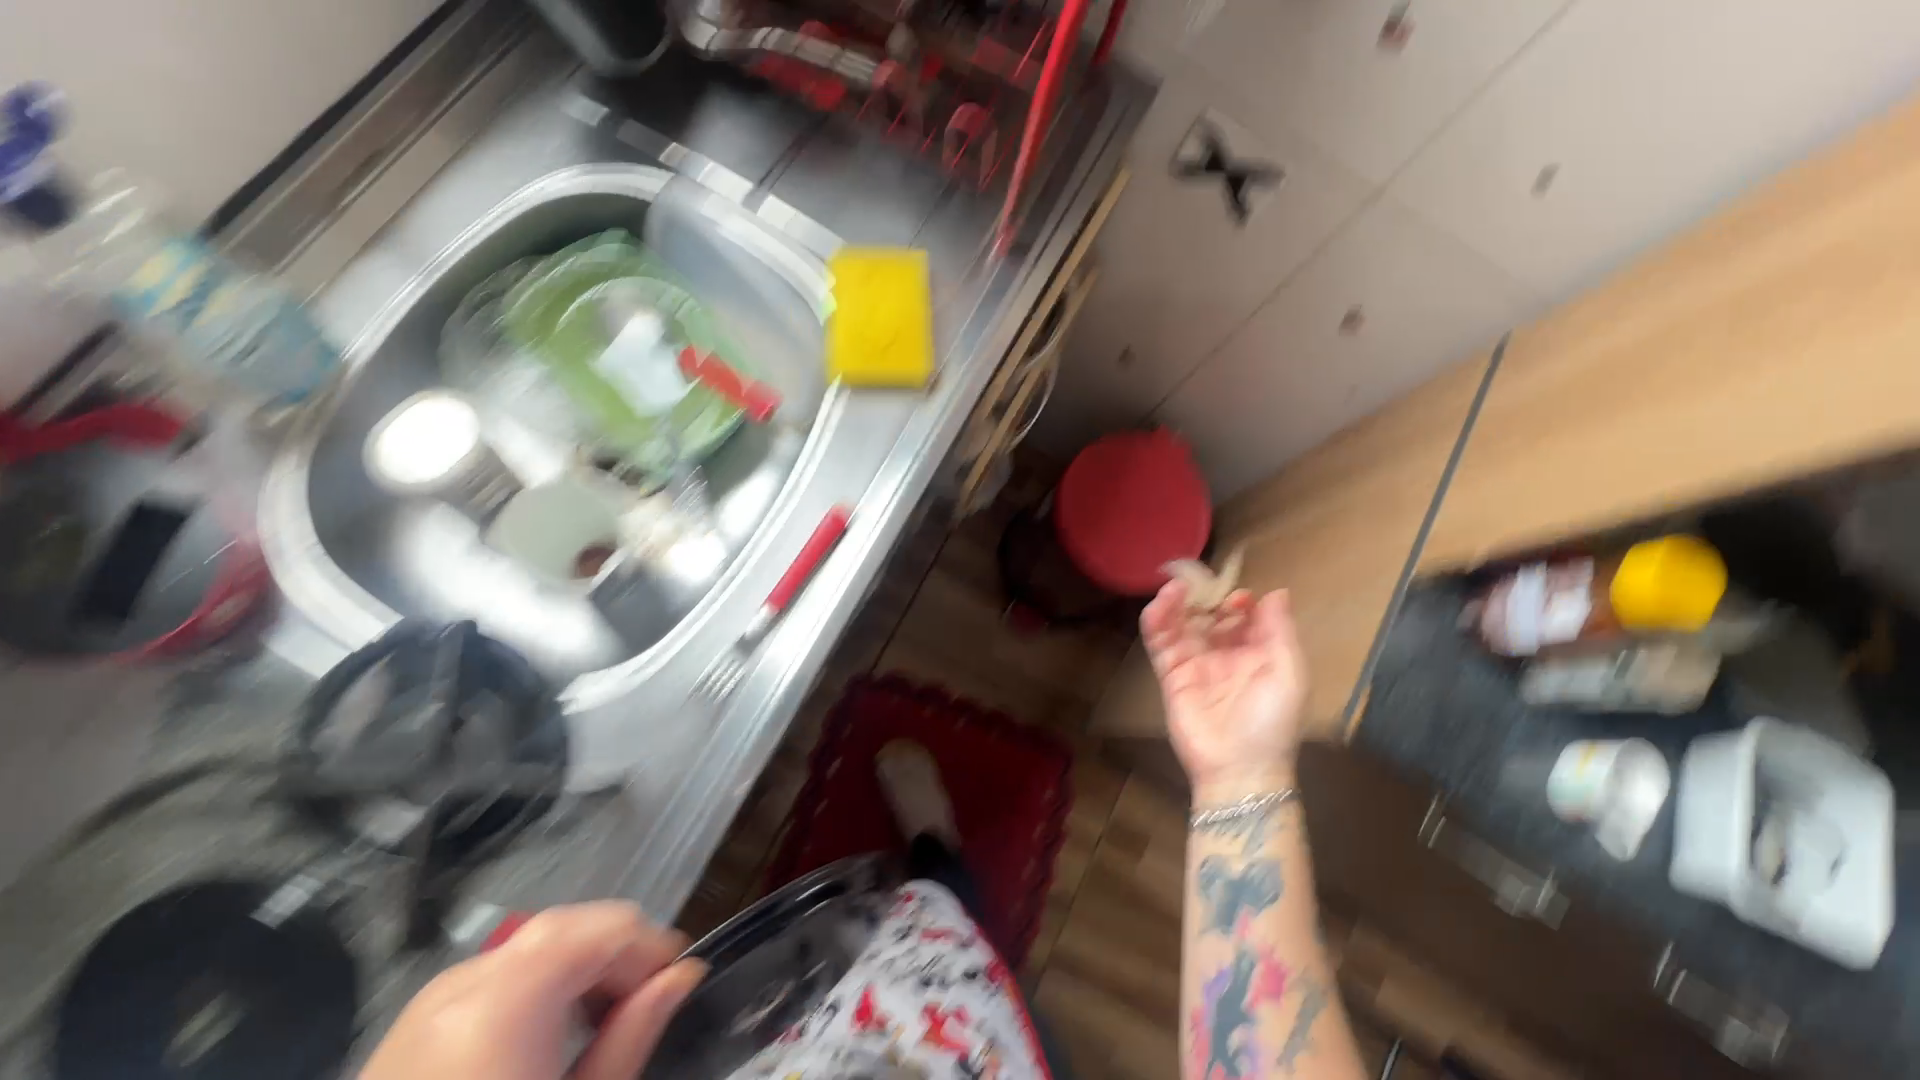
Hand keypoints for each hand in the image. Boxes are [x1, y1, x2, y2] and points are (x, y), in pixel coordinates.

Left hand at [360, 902, 706, 1079]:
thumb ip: (632, 1035)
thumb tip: (681, 976)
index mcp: (509, 998)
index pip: (607, 926)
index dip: (654, 948)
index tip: (675, 988)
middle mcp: (467, 979)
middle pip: (568, 926)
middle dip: (617, 954)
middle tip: (643, 1009)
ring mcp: (432, 998)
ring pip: (532, 945)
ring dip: (578, 967)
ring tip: (598, 1026)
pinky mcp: (412, 1022)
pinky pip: (495, 975)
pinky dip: (536, 985)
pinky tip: (545, 1037)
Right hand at [1141, 581, 1307, 801]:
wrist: (1239, 767)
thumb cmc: (1272, 721)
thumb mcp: (1289, 672)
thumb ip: (1281, 630)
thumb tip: (1277, 592)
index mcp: (1256, 653)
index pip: (1243, 615)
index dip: (1239, 601)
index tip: (1237, 598)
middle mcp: (1224, 654)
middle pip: (1209, 614)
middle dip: (1205, 596)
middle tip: (1200, 583)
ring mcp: (1195, 663)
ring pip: (1180, 622)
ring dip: (1177, 601)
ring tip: (1177, 587)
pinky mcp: (1170, 674)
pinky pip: (1160, 642)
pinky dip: (1157, 620)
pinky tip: (1162, 603)